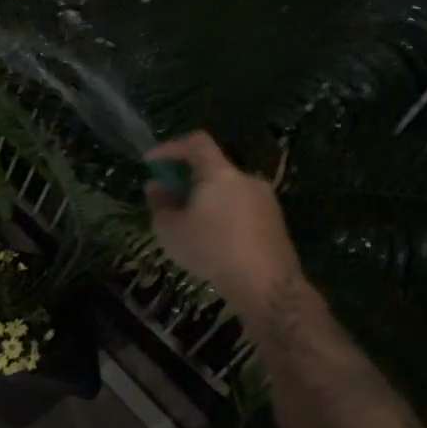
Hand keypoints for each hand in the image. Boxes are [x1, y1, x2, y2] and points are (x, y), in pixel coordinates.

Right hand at [145, 132, 301, 310]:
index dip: (170, 147)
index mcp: (220, 174)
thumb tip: (156, 187)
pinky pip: (240, 206)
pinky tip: (212, 238)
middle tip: (167, 199)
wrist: (266, 284)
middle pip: (212, 168)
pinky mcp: (275, 220)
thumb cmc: (211, 249)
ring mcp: (265, 199)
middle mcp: (246, 178)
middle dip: (186, 179)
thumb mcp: (170, 229)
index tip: (151, 162)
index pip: (196, 143)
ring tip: (187, 223)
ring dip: (204, 198)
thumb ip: (159, 203)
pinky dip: (222, 212)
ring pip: (227, 189)